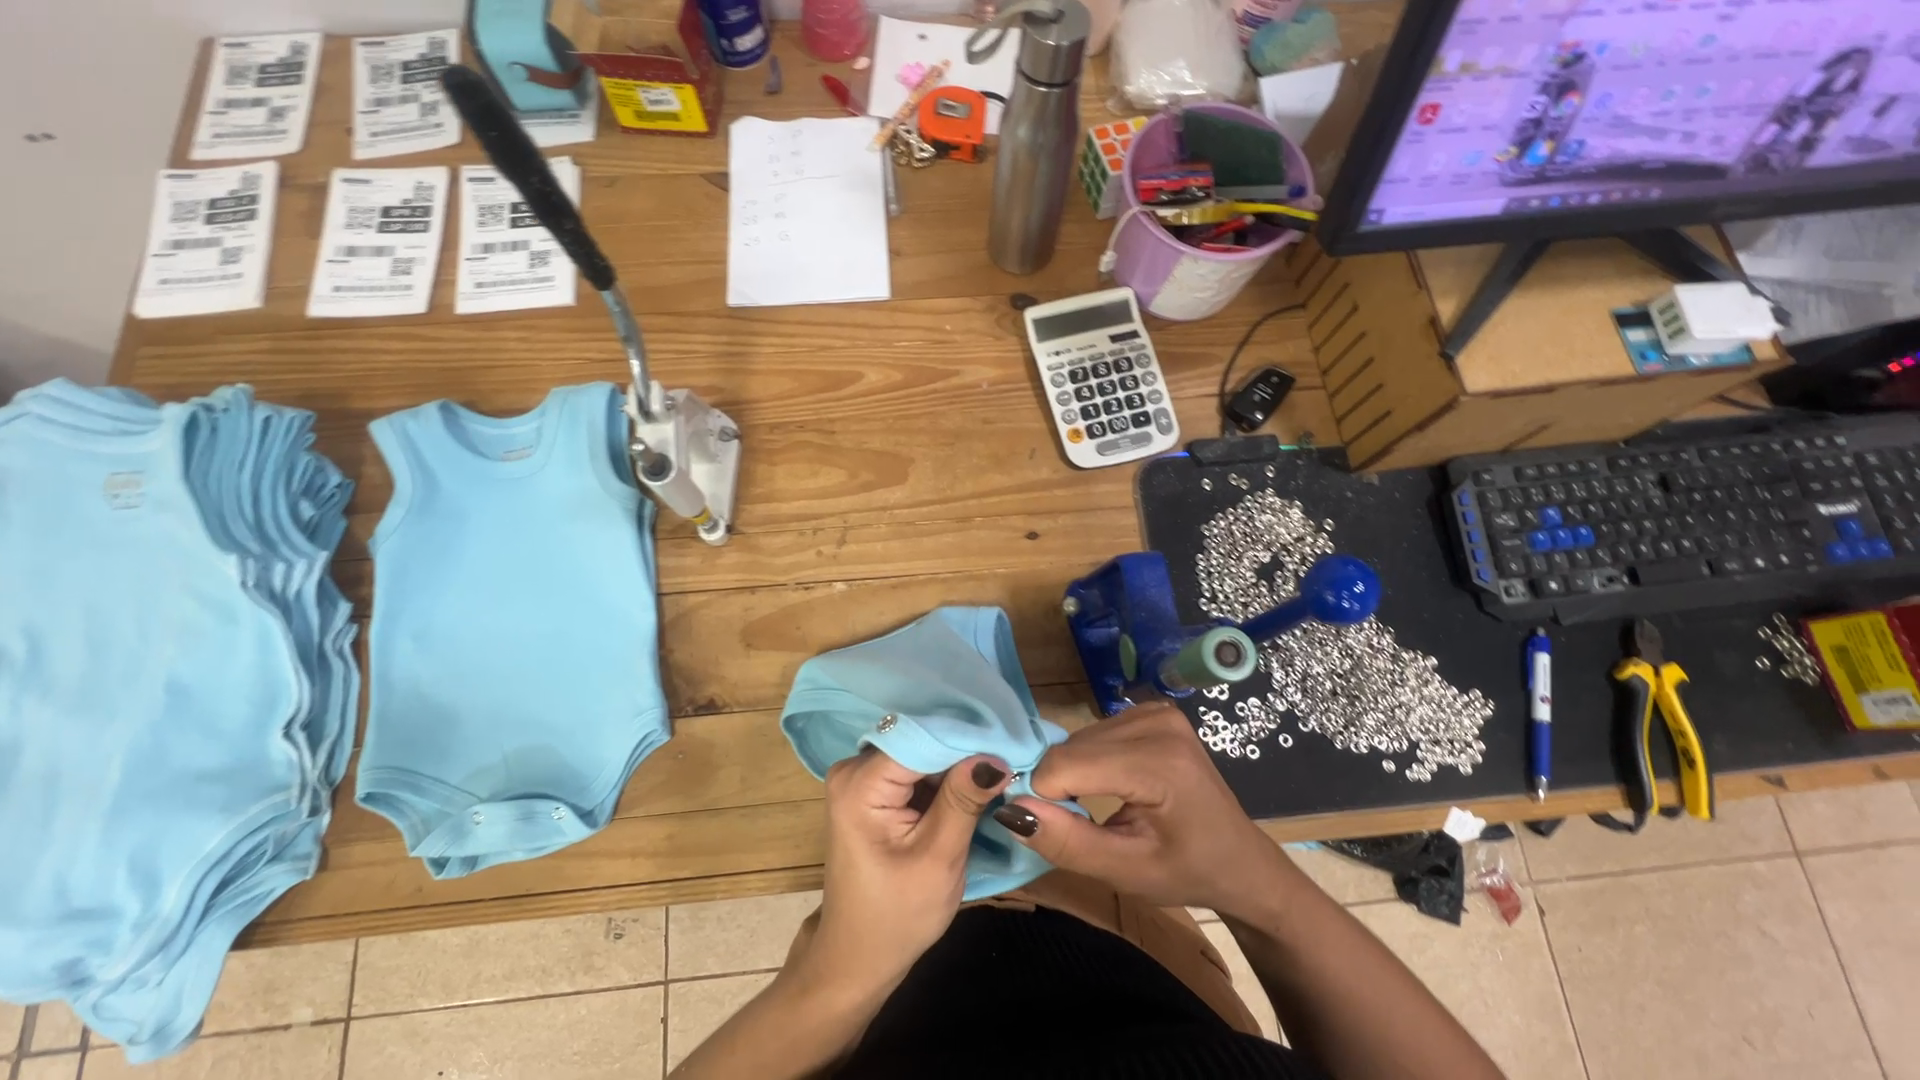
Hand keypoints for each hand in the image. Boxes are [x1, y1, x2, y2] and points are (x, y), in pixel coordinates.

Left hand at [804, 748, 1010, 994]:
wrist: (859, 957)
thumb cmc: (896, 917)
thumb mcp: (938, 858)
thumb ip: (964, 800)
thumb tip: (998, 755)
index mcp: (860, 784)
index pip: (923, 738)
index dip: (969, 739)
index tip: (1014, 741)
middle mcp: (854, 769)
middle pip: (922, 741)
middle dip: (967, 748)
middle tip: (1018, 753)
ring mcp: (862, 780)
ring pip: (923, 753)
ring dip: (961, 762)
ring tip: (1007, 763)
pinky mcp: (875, 792)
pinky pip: (917, 770)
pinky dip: (947, 777)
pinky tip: (980, 780)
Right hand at [991, 702, 1296, 920]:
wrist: (1240, 861)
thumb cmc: (1187, 872)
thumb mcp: (1126, 872)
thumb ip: (1067, 841)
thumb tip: (1010, 809)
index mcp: (1158, 762)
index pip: (1063, 764)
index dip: (1049, 802)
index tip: (1067, 833)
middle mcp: (1157, 722)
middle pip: (1068, 749)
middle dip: (1062, 788)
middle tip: (1088, 824)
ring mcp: (1156, 712)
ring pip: (1077, 740)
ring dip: (1075, 775)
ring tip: (1104, 807)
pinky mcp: (1153, 710)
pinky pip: (1094, 733)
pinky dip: (1090, 761)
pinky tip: (1114, 785)